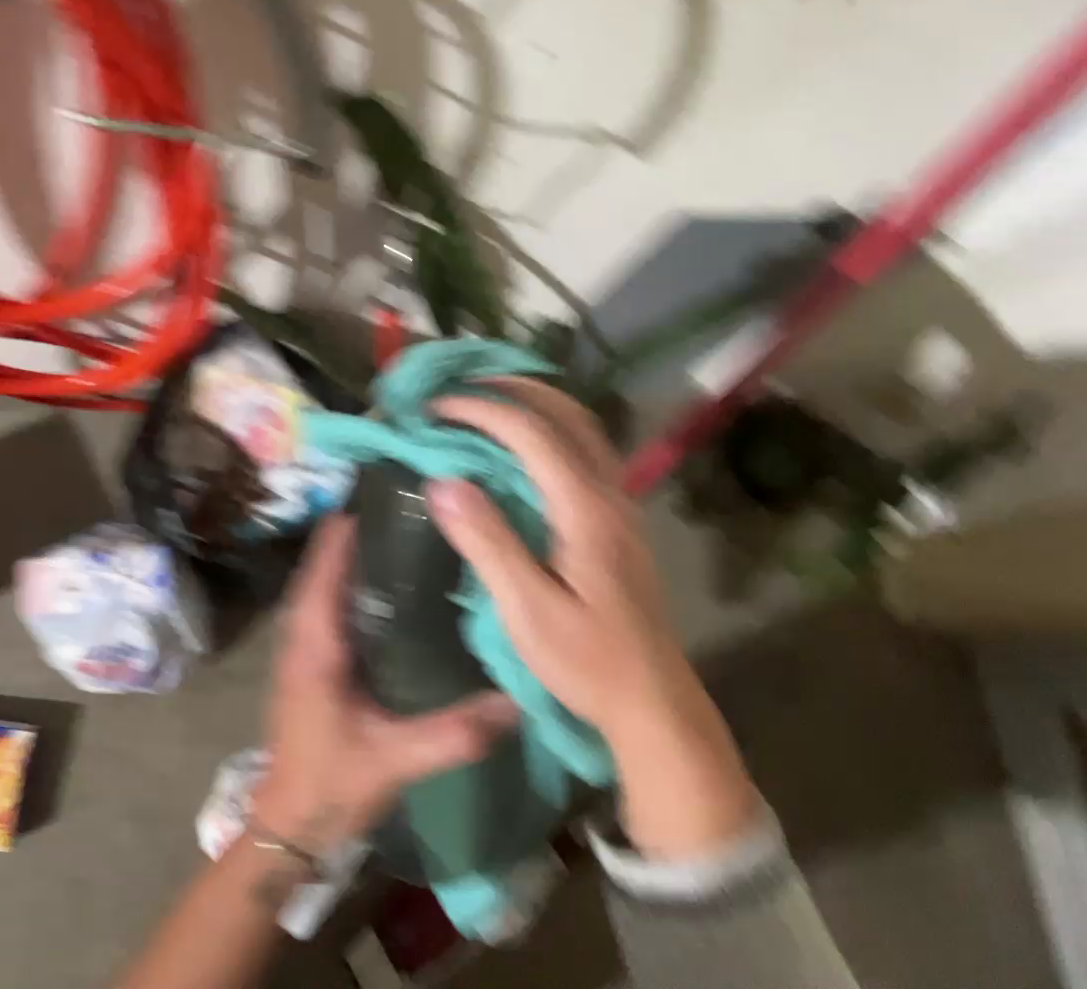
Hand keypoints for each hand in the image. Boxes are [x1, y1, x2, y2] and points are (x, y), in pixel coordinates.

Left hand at [255, 515, 520, 853]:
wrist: (286, 827)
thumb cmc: (329, 786)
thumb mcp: (394, 760)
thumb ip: (453, 733)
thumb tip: (518, 700)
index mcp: (315, 643)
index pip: (326, 564)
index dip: (350, 524)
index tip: (390, 490)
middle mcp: (303, 635)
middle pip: (326, 566)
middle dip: (362, 533)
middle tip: (416, 508)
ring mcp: (304, 650)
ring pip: (327, 586)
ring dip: (358, 558)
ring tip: (411, 536)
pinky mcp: (312, 665)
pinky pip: (332, 609)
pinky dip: (357, 587)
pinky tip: (397, 592)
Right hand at [424, 378, 759, 859]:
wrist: (652, 700)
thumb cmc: (586, 661)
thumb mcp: (528, 610)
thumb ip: (488, 542)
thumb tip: (443, 481)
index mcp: (586, 510)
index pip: (532, 434)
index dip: (481, 410)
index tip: (434, 407)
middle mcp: (611, 494)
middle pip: (568, 414)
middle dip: (514, 388)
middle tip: (461, 386)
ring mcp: (621, 506)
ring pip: (583, 429)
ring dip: (536, 404)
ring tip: (487, 402)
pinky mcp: (619, 523)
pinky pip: (585, 453)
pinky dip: (549, 431)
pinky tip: (521, 449)